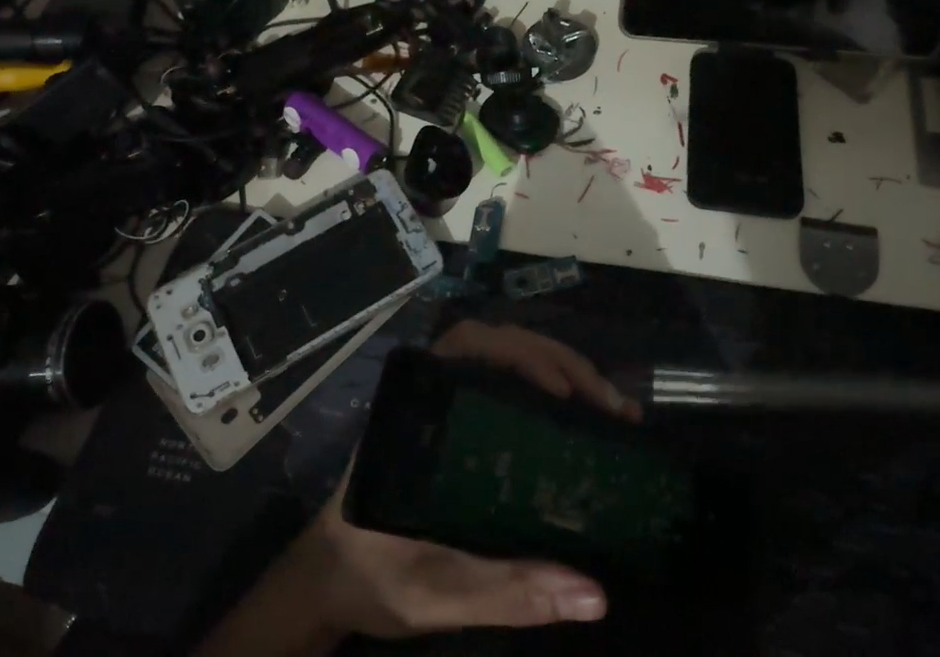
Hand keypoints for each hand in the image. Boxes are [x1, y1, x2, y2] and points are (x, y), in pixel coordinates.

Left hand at [302, 322, 638, 638]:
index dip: (522, 355)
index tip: (568, 393)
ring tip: (609, 406)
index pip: (466, 347)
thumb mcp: (437, 593)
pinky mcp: (456, 427)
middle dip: (561, 363)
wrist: (326, 585)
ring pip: (506, 360)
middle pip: (498, 345)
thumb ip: (507, 592)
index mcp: (414, 416)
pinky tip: (581, 419)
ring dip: (561, 371)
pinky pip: (506, 388)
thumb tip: (595, 595)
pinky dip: (548, 392)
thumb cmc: (369, 579)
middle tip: (613, 406)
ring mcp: (443, 407)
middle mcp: (430, 396)